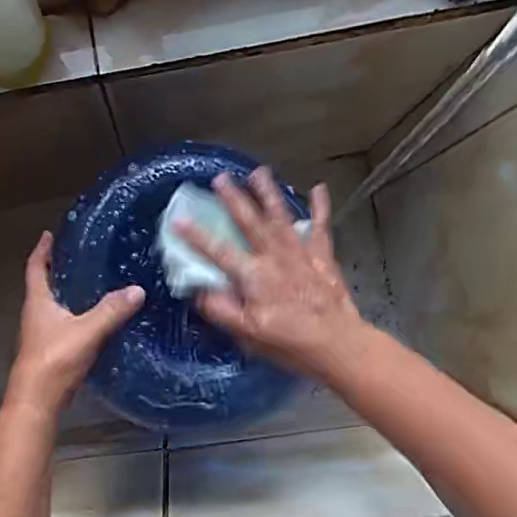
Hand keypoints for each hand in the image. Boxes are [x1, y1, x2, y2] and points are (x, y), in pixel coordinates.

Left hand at [7, 231, 143, 413]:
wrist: (38, 401)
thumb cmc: (55, 360)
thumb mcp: (87, 331)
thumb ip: (111, 310)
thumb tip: (137, 290)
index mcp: (38, 303)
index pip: (35, 268)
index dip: (41, 250)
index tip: (49, 235)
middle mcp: (36, 315)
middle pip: (44, 286)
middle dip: (59, 270)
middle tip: (80, 256)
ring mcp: (42, 335)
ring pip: (55, 306)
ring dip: (69, 293)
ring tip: (94, 283)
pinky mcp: (52, 351)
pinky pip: (66, 324)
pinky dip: (78, 315)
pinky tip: (97, 319)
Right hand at [175, 167, 370, 382]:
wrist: (337, 343)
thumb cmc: (290, 342)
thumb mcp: (247, 335)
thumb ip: (222, 310)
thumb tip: (200, 291)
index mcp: (253, 276)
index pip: (218, 251)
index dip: (196, 236)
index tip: (178, 220)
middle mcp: (275, 257)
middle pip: (249, 222)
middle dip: (233, 199)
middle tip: (220, 177)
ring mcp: (300, 253)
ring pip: (280, 216)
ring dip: (269, 193)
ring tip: (259, 172)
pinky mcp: (322, 257)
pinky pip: (321, 227)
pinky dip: (321, 207)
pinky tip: (319, 188)